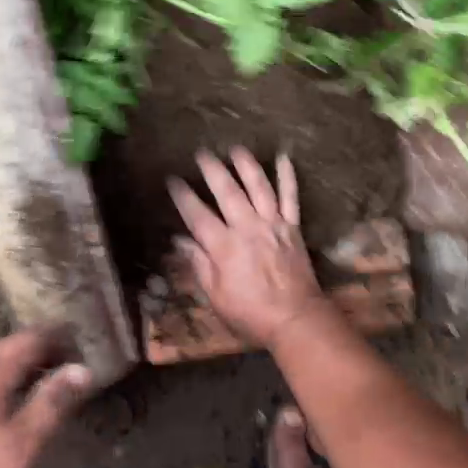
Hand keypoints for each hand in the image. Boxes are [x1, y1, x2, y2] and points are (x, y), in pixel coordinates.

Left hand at [0, 328, 92, 467]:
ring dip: (13, 363)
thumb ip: (51, 402)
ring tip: (38, 375)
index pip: (26, 341)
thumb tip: (82, 369)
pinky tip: (0, 402)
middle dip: (33, 347)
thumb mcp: (21, 444)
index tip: (77, 336)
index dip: (53, 335)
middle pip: (3, 349)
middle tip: (62, 352)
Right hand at [170, 148, 329, 348]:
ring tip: (236, 149)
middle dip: (212, 170)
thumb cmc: (251, 313)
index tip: (172, 179)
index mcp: (224, 247)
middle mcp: (248, 228)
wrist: (295, 319)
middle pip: (227, 192)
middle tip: (202, 153)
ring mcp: (273, 224)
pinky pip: (291, 197)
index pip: (197, 215)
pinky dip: (287, 176)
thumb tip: (180, 240)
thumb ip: (199, 265)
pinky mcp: (293, 227)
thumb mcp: (216, 296)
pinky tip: (283, 158)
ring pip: (259, 186)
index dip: (183, 196)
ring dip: (246, 165)